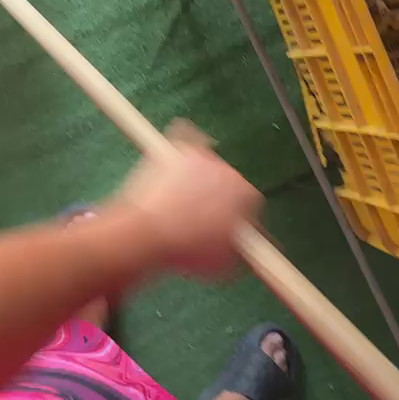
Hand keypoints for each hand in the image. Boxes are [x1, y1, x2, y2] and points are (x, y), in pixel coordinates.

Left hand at [107, 140, 260, 277]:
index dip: (237, 218)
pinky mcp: (176, 148)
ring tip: (182, 198)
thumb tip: (249, 251)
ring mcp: (202, 157)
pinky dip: (184, 141)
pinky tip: (178, 152)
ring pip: (207, 165)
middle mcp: (229, 171)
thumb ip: (244, 254)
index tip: (224, 228)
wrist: (148, 233)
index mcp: (247, 196)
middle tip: (198, 217)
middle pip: (228, 183)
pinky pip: (185, 135)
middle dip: (217, 197)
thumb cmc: (187, 251)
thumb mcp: (225, 264)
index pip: (250, 205)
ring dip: (200, 177)